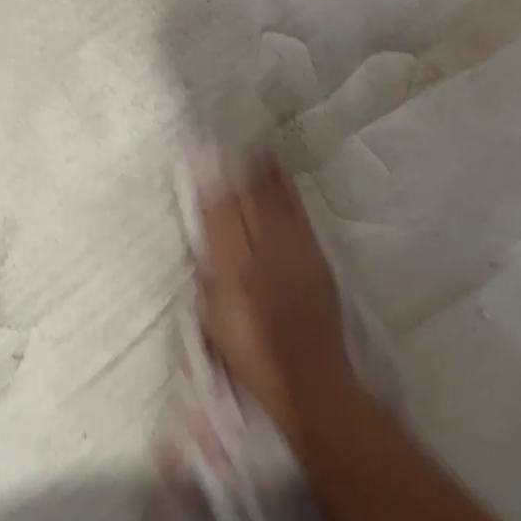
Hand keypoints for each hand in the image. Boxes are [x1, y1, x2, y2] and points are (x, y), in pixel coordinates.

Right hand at [198, 161, 354, 442]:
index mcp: (237, 264)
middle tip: (231, 138)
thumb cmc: (252, 354)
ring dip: (266, 173)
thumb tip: (206, 231)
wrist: (310, 382)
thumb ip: (210, 268)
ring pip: (279, 201)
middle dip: (240, 167)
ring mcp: (297, 253)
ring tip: (258, 148)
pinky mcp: (316, 260)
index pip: (222, 207)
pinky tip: (281, 180)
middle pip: (253, 197)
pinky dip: (287, 192)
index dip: (213, 177)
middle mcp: (269, 249)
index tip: (204, 149)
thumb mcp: (216, 315)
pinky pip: (298, 214)